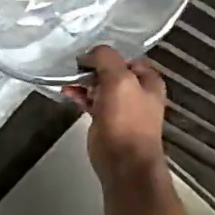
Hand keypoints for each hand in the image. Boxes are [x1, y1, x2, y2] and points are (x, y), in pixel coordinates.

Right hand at [62, 46, 167, 184]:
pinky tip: (66, 92)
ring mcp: (120, 107)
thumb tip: (90, 53)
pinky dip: (79, 95)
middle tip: (74, 68)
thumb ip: (106, 59)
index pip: (126, 58)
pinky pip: (90, 100)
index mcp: (148, 81)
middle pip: (111, 71)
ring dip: (82, 81)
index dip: (107, 55)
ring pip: (98, 85)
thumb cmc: (126, 119)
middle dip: (92, 68)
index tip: (86, 56)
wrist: (123, 160)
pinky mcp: (105, 119)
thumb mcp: (119, 80)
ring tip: (66, 79)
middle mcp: (136, 92)